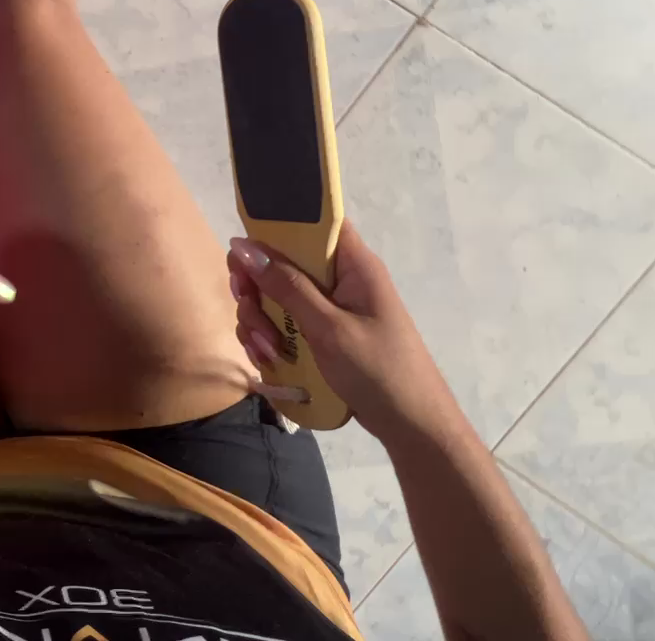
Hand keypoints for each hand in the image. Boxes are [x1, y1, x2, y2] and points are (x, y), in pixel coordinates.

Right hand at [227, 219, 465, 447]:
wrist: (413, 430)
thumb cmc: (381, 372)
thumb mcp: (329, 328)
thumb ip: (285, 286)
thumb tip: (241, 246)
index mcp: (353, 265)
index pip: (313, 222)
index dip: (275, 225)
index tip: (245, 249)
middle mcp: (337, 278)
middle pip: (279, 260)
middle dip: (255, 285)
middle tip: (247, 305)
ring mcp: (325, 306)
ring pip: (272, 293)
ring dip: (258, 318)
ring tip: (266, 348)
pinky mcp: (316, 330)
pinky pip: (278, 320)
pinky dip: (266, 336)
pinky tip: (267, 358)